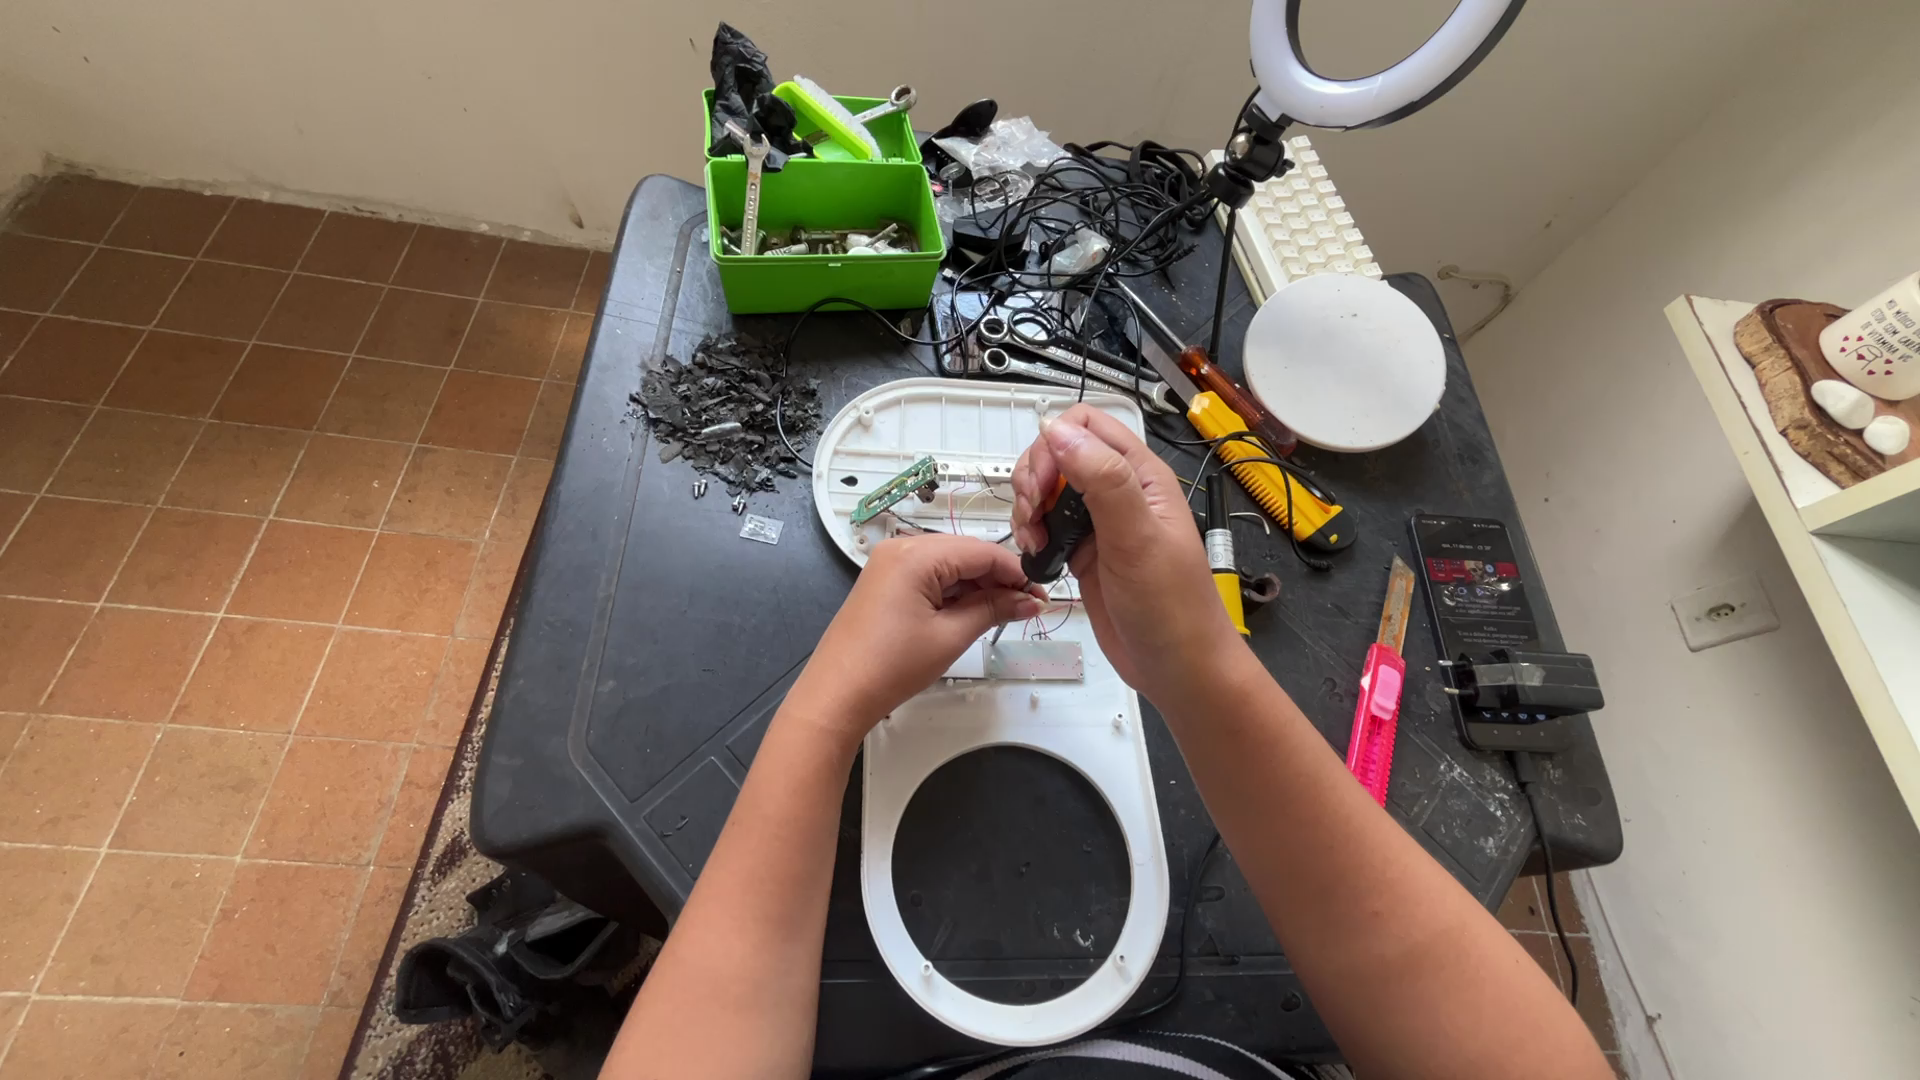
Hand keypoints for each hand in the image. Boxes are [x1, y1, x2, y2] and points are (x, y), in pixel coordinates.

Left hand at [785, 534, 1046, 749]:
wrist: (837, 694)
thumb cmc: (892, 665)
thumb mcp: (950, 636)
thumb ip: (993, 610)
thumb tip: (1029, 601)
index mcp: (916, 554)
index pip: (981, 551)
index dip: (1015, 571)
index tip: (1042, 594)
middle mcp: (901, 548)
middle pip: (965, 553)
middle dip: (998, 578)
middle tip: (1028, 606)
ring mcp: (889, 564)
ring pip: (948, 564)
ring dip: (977, 586)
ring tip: (1006, 612)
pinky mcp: (885, 582)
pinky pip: (929, 576)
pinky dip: (954, 591)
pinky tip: (974, 610)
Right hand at [1011, 405, 1243, 700]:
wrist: (1176, 667)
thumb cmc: (1171, 606)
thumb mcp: (1137, 538)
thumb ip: (1103, 480)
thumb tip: (1058, 431)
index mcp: (1140, 475)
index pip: (1087, 425)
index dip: (1055, 445)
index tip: (1042, 487)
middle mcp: (1119, 490)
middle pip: (1060, 452)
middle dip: (1034, 476)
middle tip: (1032, 515)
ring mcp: (1099, 521)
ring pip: (1048, 487)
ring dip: (1028, 505)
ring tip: (1033, 539)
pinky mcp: (1083, 549)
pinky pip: (1047, 523)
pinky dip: (1031, 531)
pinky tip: (1036, 552)